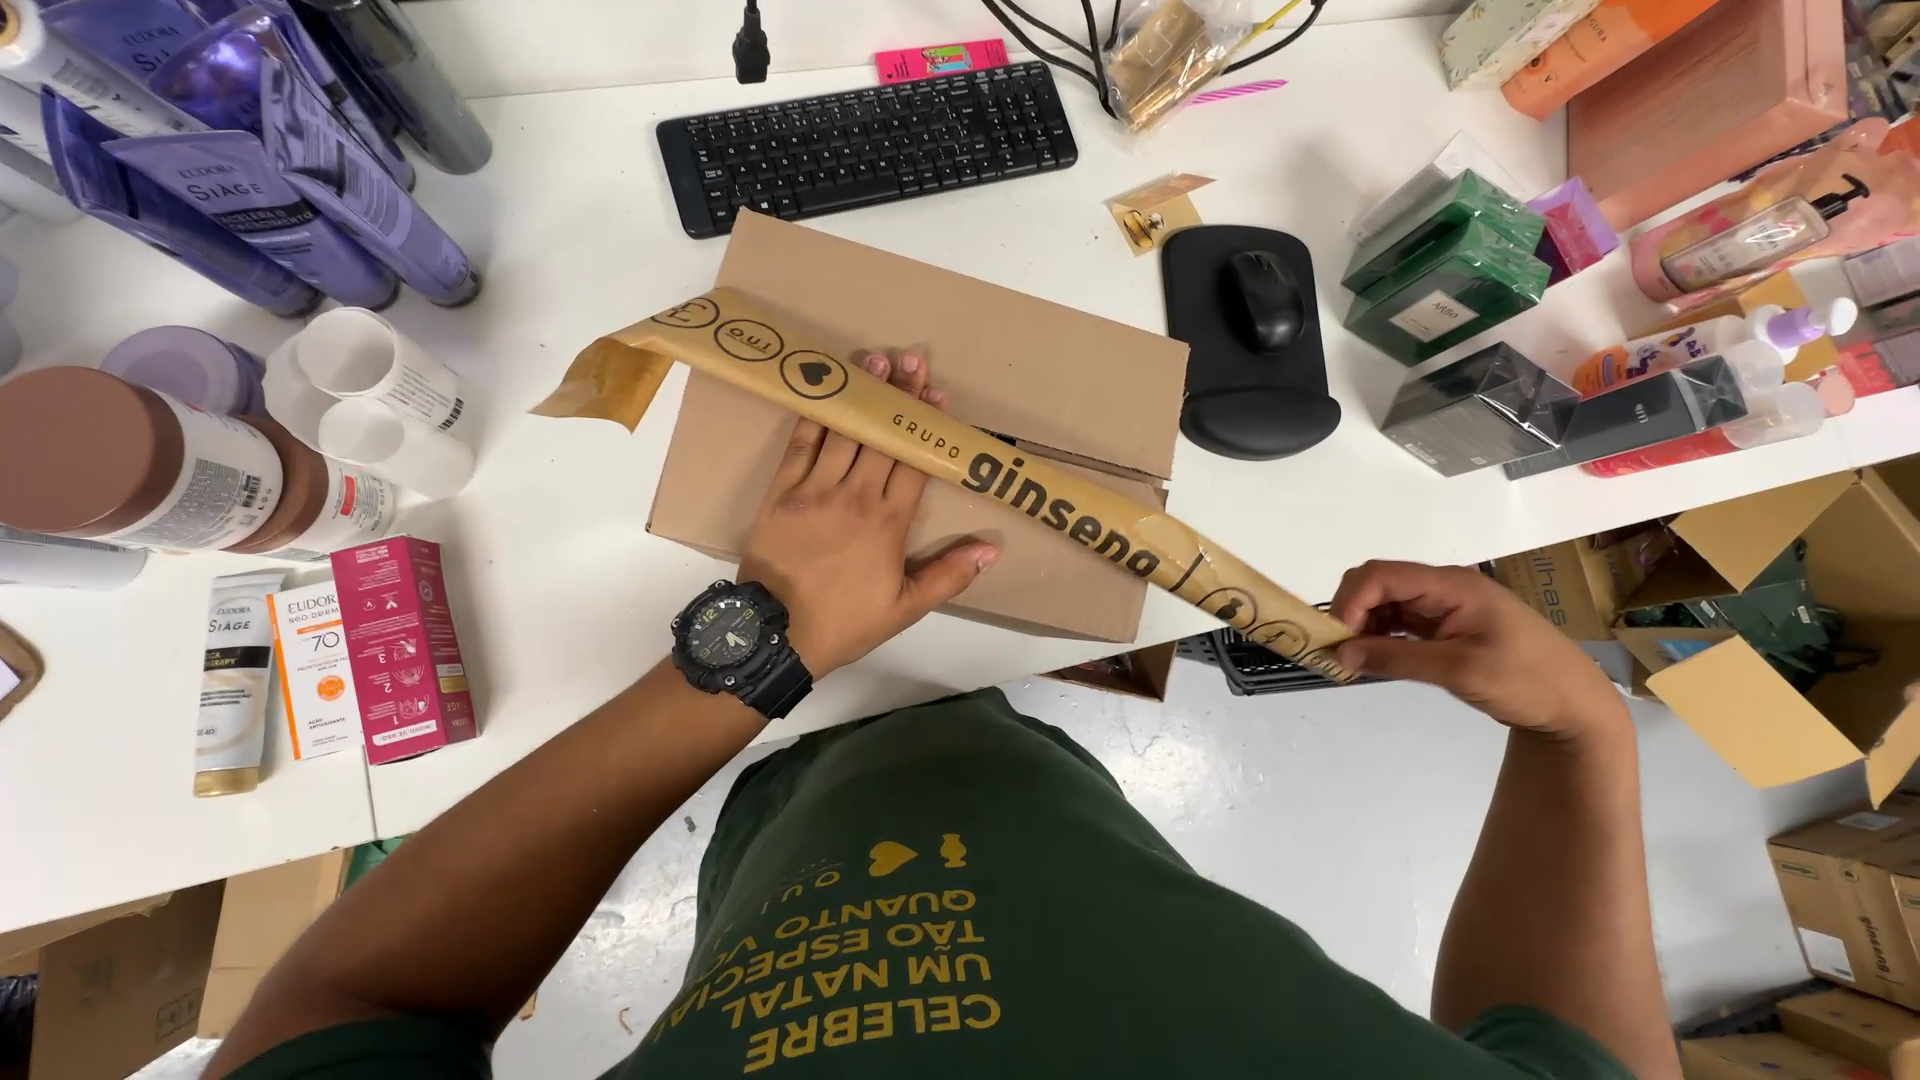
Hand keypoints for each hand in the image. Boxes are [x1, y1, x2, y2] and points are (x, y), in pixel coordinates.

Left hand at [738, 351, 999, 676]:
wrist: (776, 634)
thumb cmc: (845, 623)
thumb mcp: (906, 608)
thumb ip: (949, 574)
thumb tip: (992, 549)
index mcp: (889, 523)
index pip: (915, 462)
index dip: (927, 426)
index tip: (939, 395)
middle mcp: (856, 496)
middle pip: (884, 437)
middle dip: (901, 397)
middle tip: (912, 360)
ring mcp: (815, 489)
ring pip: (846, 432)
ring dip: (862, 395)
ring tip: (876, 360)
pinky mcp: (781, 491)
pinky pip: (800, 443)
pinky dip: (814, 414)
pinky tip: (825, 388)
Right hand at [1330, 560, 1627, 740]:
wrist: (1576, 706)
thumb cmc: (1527, 682)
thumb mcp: (1459, 672)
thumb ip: (1395, 659)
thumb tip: (1339, 653)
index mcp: (1452, 585)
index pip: (1381, 575)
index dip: (1350, 600)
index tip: (1339, 639)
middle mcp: (1443, 587)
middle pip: (1377, 583)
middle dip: (1350, 611)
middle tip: (1341, 649)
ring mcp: (1443, 605)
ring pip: (1383, 601)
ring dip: (1361, 625)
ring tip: (1355, 658)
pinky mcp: (1443, 624)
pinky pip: (1397, 619)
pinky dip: (1377, 635)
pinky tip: (1374, 656)